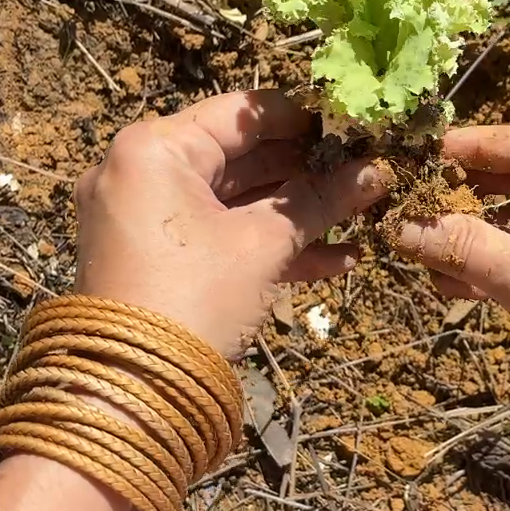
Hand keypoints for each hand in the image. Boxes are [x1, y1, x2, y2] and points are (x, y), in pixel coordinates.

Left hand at [72, 90, 383, 356]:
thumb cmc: (195, 298)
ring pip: (240, 201)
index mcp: (156, 149)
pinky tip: (337, 261)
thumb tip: (378, 172)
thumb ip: (321, 200)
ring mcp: (152, 218)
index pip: (244, 113)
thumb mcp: (264, 244)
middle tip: (366, 176)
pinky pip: (224, 236)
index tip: (357, 129)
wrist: (131, 398)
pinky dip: (273, 244)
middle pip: (245, 157)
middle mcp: (145, 172)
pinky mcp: (164, 257)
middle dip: (311, 173)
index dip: (307, 120)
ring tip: (362, 216)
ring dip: (301, 213)